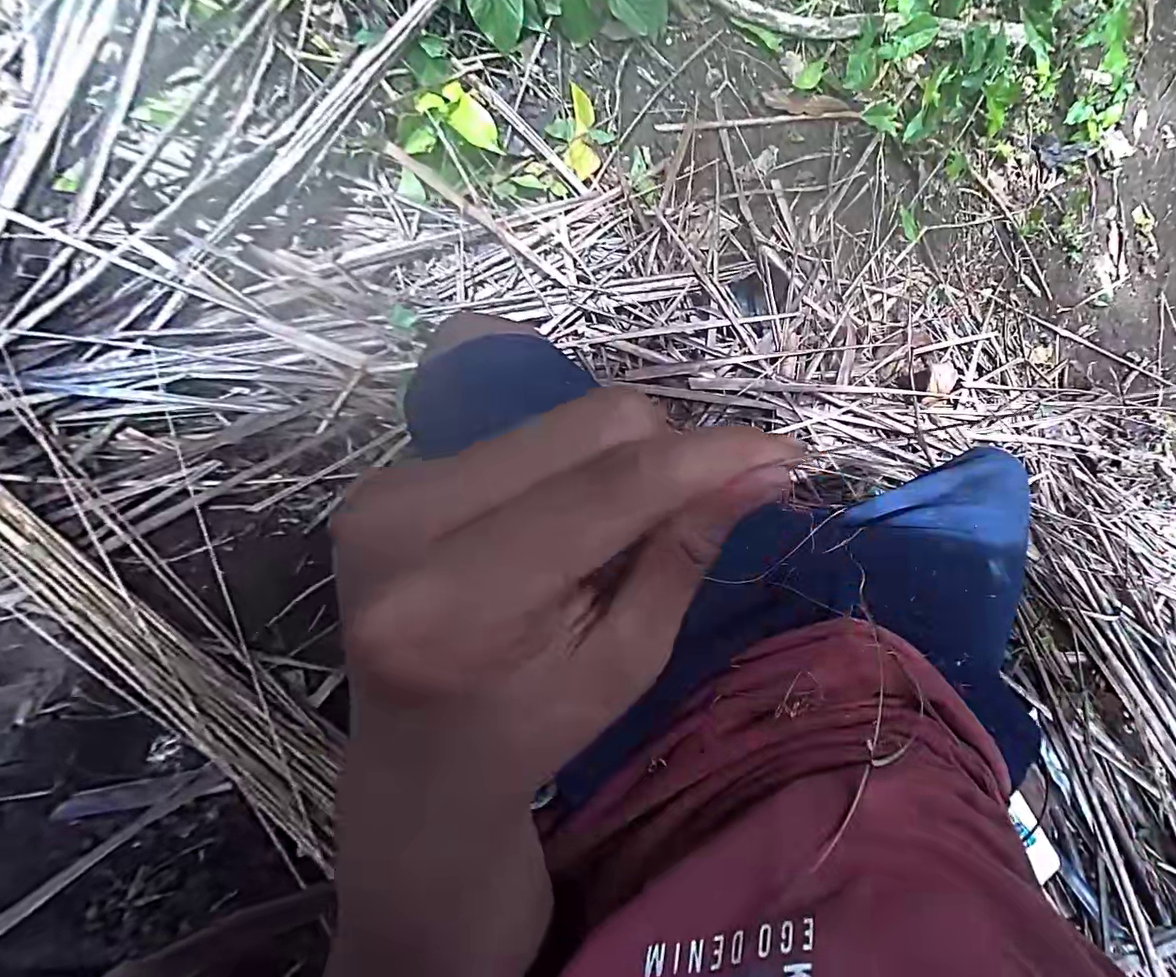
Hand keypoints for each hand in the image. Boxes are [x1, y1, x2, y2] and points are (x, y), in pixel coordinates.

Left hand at [332, 385, 799, 780]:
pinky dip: (585, 463)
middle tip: (692, 513)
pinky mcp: (395, 471)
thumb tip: (764, 471)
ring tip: (620, 531)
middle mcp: (406, 521)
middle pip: (596, 424)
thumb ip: (688, 552)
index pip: (613, 488)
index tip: (785, 454)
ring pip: (571, 417)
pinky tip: (571, 522)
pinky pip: (535, 431)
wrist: (413, 760)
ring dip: (631, 458)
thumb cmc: (534, 729)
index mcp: (461, 602)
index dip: (710, 458)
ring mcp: (390, 485)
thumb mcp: (631, 659)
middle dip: (673, 455)